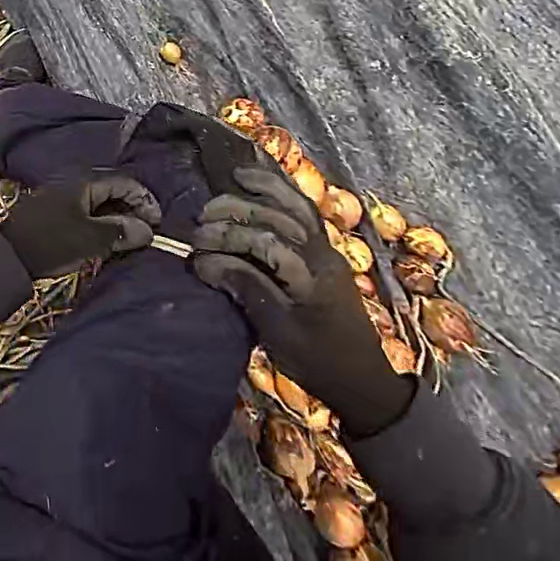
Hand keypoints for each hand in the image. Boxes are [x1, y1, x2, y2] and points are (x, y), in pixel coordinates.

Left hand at [0, 175, 160, 278]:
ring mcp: (63, 198)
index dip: (144, 200)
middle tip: (145, 234)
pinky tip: (105, 241)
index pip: (124, 183)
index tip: (156, 223)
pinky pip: (87, 213)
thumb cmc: (51, 242)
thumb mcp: (89, 238)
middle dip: (132, 210)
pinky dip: (101, 224)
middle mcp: (74, 185)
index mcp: (84, 183)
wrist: (7, 255)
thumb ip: (120, 231)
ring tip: (129, 240)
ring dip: (117, 219)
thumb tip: (148, 231)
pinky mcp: (55, 213)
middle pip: (112, 191)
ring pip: (99, 204)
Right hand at [192, 166, 412, 436]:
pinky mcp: (325, 249)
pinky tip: (264, 183)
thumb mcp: (278, 333)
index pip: (265, 245)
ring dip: (263, 189)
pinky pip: (305, 209)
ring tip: (235, 178)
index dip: (227, 243)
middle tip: (201, 219)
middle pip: (277, 219)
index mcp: (311, 277)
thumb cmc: (319, 362)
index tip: (196, 254)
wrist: (363, 381)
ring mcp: (326, 248)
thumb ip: (246, 290)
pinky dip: (284, 191)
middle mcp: (321, 254)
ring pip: (295, 205)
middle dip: (236, 214)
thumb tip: (204, 262)